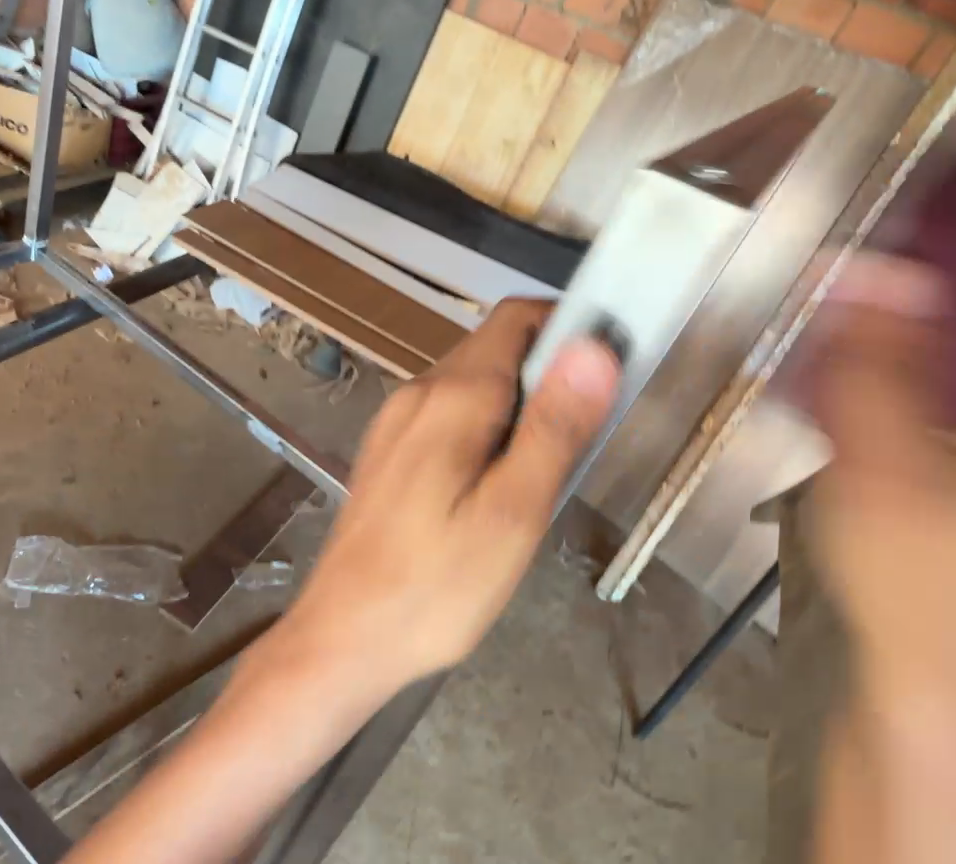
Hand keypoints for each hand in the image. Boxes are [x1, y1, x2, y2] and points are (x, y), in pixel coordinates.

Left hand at [256, 300, 620, 702]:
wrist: (344, 637)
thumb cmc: (436, 586)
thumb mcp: (513, 512)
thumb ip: (554, 427)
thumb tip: (592, 348)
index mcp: (452, 396)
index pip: (518, 318)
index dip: (571, 326)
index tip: (612, 366)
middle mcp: (418, 394)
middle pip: (496, 350)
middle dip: (550, 375)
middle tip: (586, 438)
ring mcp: (396, 422)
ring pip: (473, 385)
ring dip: (520, 408)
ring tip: (546, 473)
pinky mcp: (388, 452)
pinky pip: (449, 417)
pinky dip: (486, 431)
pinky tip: (496, 489)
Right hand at [809, 254, 955, 700]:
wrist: (916, 676)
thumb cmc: (909, 587)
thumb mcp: (878, 468)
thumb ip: (864, 371)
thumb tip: (856, 275)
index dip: (918, 280)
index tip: (849, 264)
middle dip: (883, 317)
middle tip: (820, 303)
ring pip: (942, 367)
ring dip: (871, 349)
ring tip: (816, 340)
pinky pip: (928, 400)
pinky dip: (877, 384)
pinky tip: (832, 382)